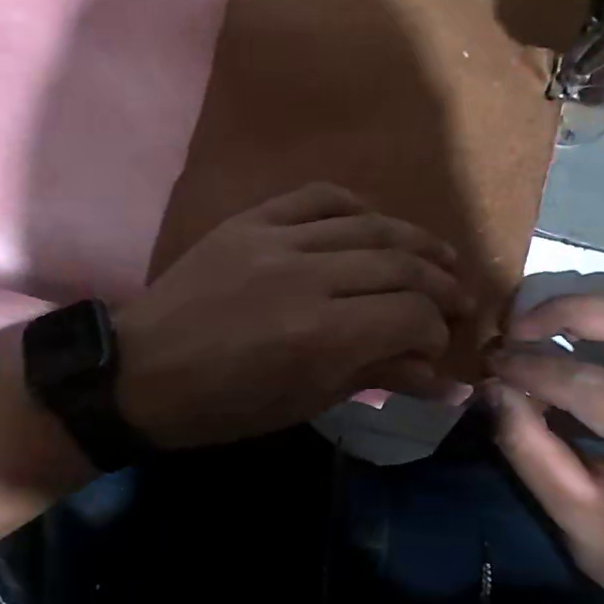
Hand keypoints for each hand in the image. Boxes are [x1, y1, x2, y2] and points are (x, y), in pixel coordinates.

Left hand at [114, 183, 470, 447]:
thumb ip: (378, 376)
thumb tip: (445, 379)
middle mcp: (306, 276)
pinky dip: (360, 208)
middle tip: (461, 302)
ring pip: (371, 226)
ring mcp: (276, 239)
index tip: (439, 347)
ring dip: (418, 241)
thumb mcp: (308, 402)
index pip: (410, 315)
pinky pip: (320, 197)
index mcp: (320, 335)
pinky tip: (380, 224)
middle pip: (401, 265)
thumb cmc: (227, 406)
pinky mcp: (252, 220)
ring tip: (445, 258)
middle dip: (442, 285)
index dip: (437, 331)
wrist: (141, 372)